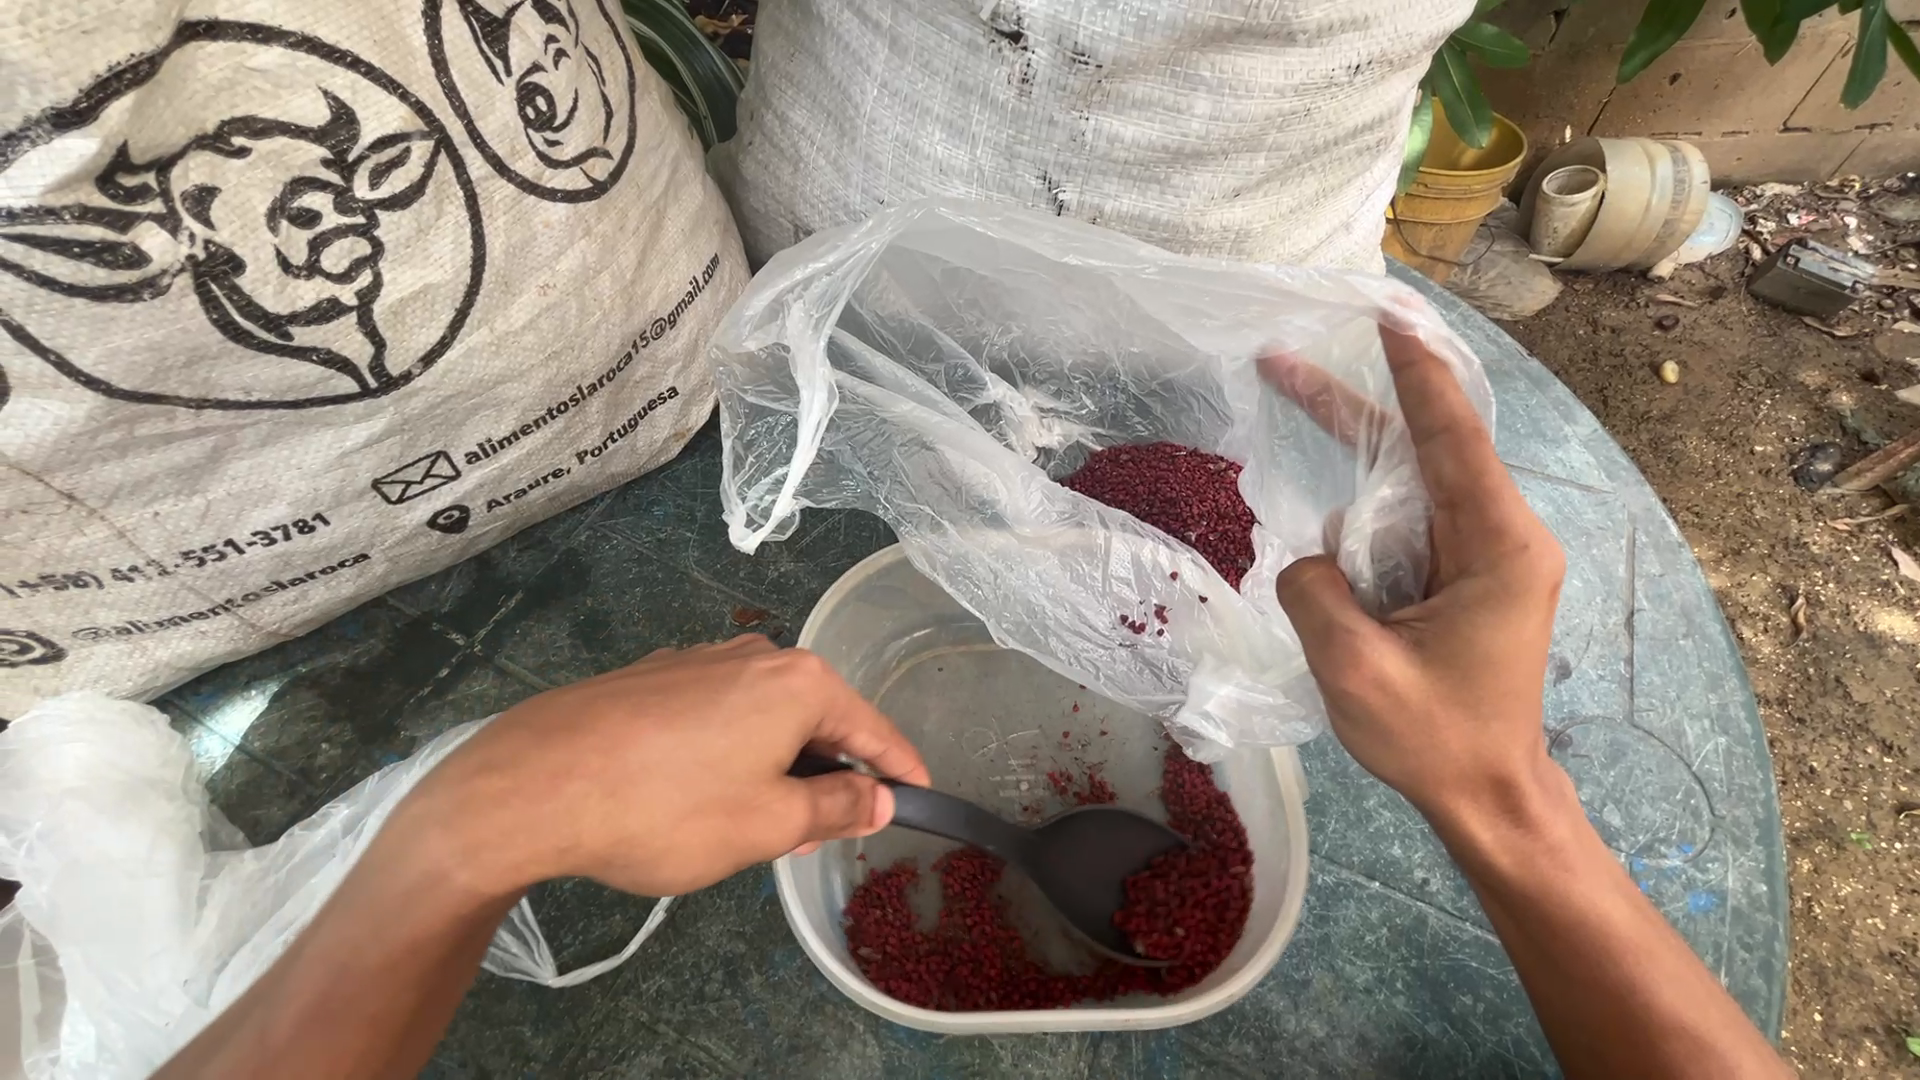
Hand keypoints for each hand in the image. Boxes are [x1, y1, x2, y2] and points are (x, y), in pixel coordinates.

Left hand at [399, 636, 929, 897]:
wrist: (532, 782)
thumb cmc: (670, 807)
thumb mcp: (769, 823)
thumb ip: (836, 806)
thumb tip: (880, 797)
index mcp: (800, 682)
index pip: (873, 729)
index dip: (900, 769)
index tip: (920, 797)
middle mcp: (759, 656)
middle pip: (818, 720)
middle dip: (827, 775)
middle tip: (816, 833)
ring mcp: (704, 660)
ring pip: (766, 717)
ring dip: (778, 765)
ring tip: (751, 820)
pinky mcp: (658, 674)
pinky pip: (721, 713)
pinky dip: (733, 749)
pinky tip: (698, 788)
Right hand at [1261, 324, 1565, 827]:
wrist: (1488, 794)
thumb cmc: (1434, 738)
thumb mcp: (1353, 668)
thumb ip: (1313, 589)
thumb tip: (1311, 554)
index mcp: (1497, 546)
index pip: (1452, 436)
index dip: (1413, 372)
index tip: (1382, 318)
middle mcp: (1498, 535)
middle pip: (1419, 447)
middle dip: (1349, 406)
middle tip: (1280, 367)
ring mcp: (1479, 555)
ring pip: (1404, 489)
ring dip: (1349, 483)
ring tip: (1315, 523)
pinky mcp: (1457, 576)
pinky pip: (1399, 527)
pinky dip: (1357, 525)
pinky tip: (1336, 569)